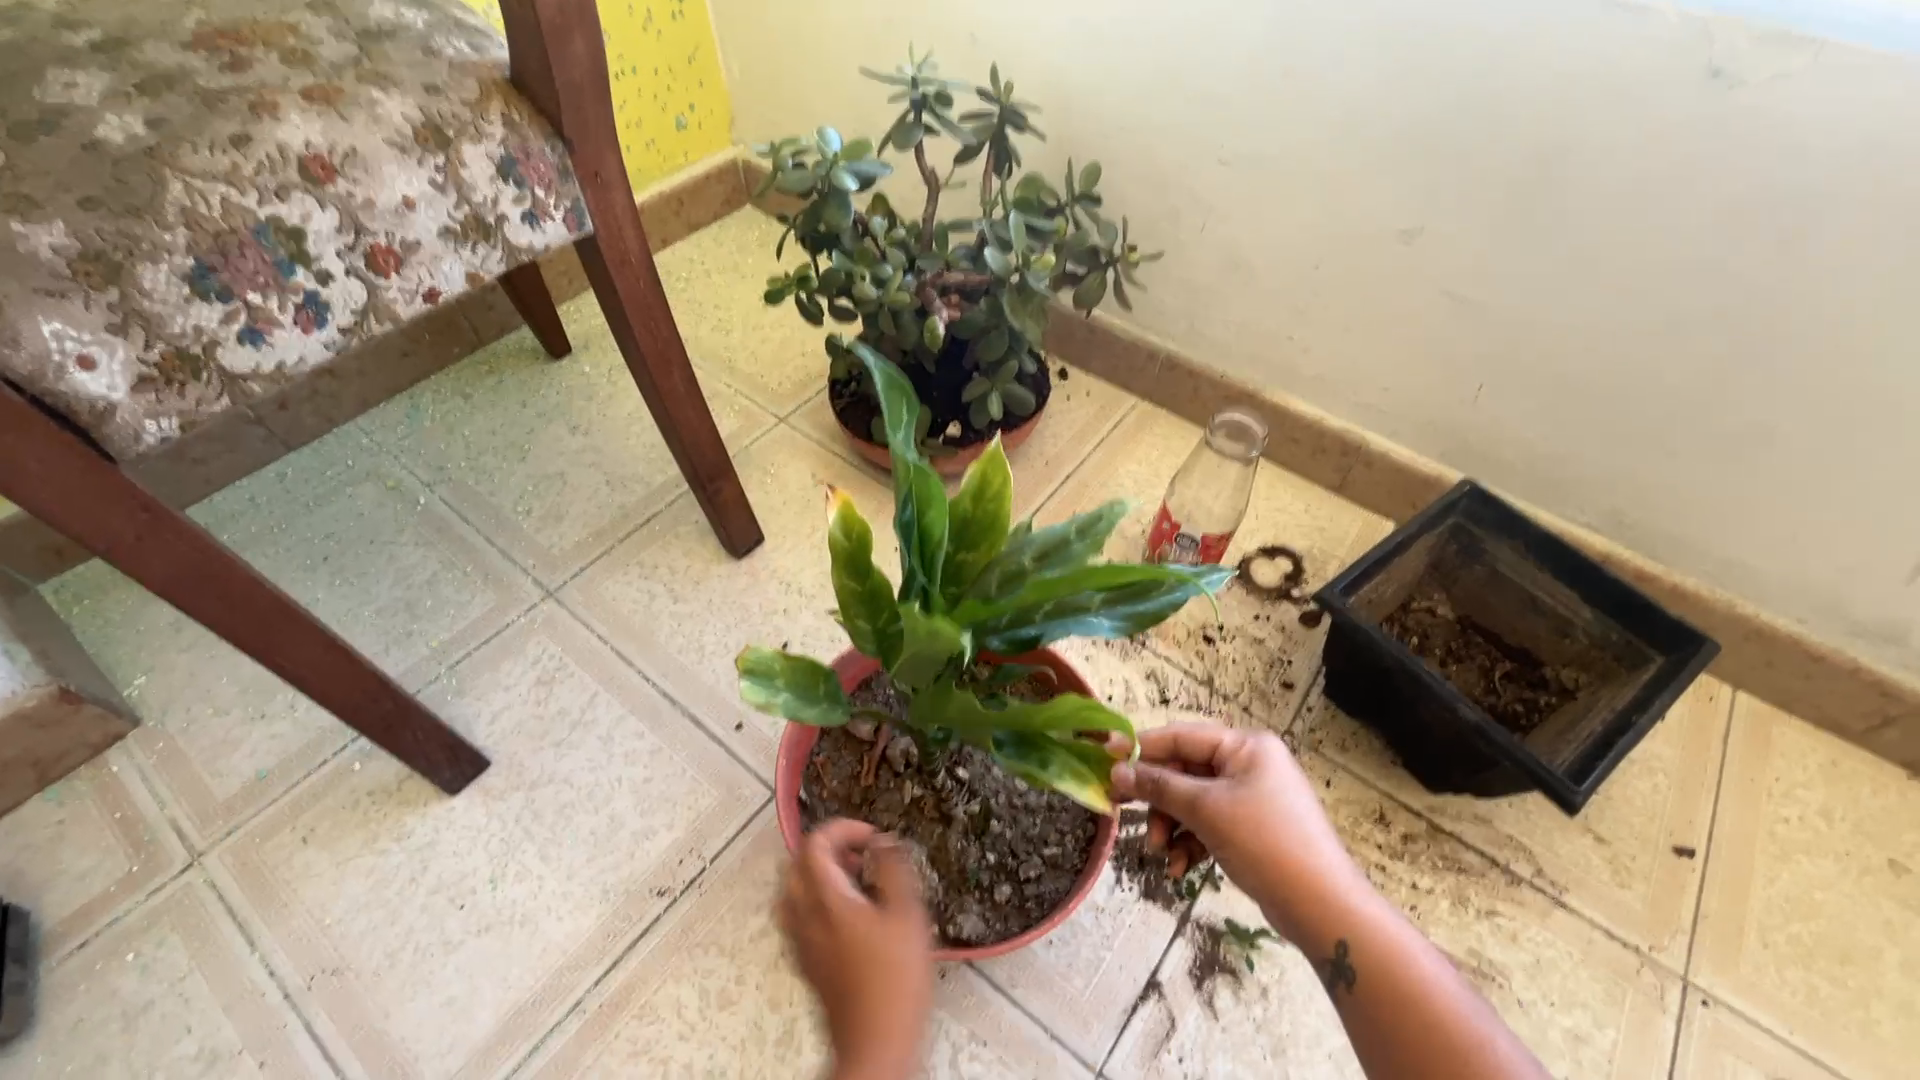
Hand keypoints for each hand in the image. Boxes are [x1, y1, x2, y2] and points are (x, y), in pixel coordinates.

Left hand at [777, 819, 932, 1079]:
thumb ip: (893, 869)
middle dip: (828, 849)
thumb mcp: (907, 915)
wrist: (876, 1044)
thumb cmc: (895, 981)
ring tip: (856, 882)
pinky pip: (798, 917)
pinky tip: (849, 917)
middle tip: (862, 855)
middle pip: (797, 864)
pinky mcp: (807, 963)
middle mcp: (805, 916)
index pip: (815, 844)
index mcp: (827, 899)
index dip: (842, 828)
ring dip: (820, 876)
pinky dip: (817, 902)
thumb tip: (883, 842)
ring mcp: (801, 942)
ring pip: (793, 891)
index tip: (872, 837)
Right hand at [1110, 723, 1366, 938]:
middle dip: (1159, 800)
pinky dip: (1191, 843)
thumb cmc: (1265, 843)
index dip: (1141, 748)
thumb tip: (1117, 771)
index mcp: (1245, 746)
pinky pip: (1209, 825)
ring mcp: (1252, 797)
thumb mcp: (1205, 810)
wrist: (1321, 906)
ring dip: (1172, 826)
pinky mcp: (1252, 829)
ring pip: (1192, 802)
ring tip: (1162, 854)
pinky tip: (1181, 869)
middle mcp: (1249, 764)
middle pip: (1184, 771)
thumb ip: (1158, 786)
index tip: (1106, 757)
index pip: (1181, 736)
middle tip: (1123, 814)